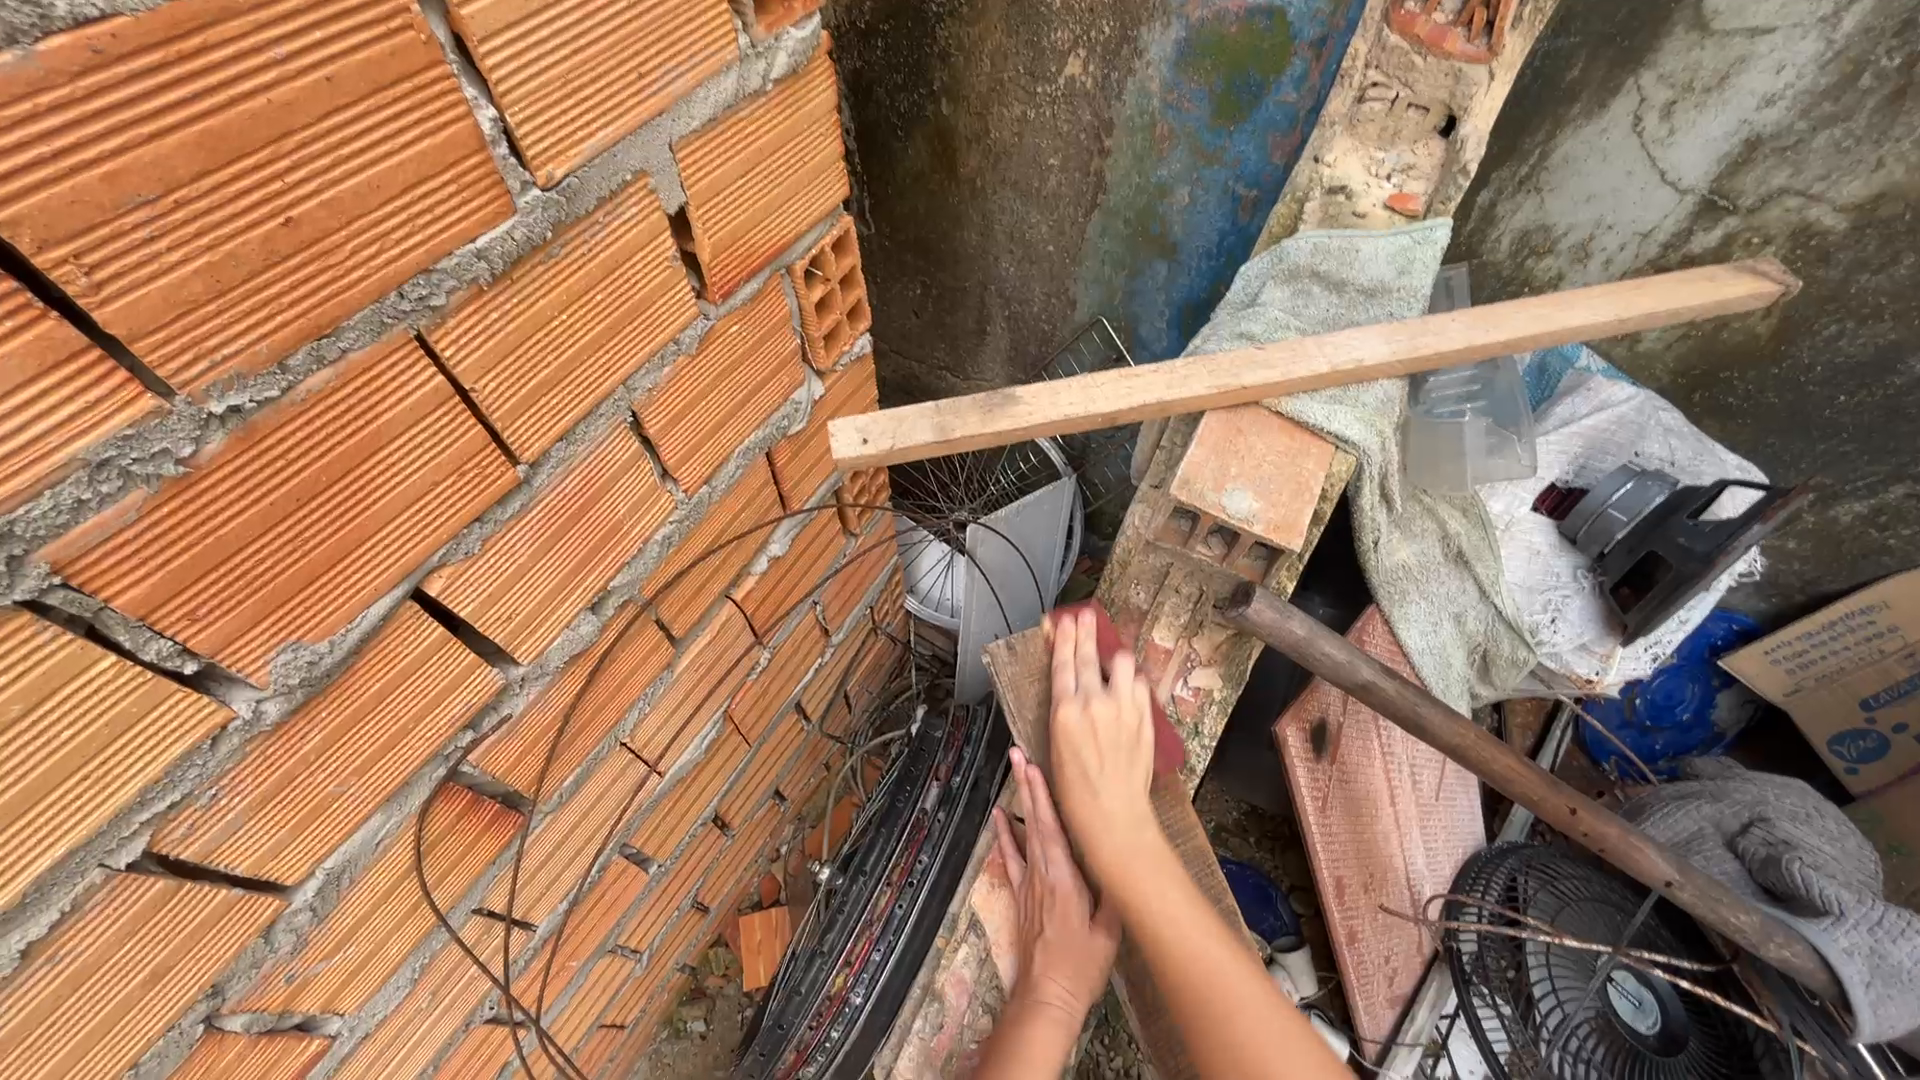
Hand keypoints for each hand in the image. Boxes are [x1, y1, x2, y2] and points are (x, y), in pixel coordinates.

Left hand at [991, 747, 1121, 1025]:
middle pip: (1036, 820)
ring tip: (1013, 770)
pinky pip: (1010, 856)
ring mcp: (1028, 882)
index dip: (1045, 795)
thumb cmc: (1081, 966)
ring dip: (1019, 799)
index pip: (1054, 827)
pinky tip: (998, 816)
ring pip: (1023, 832)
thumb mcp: (1110, 932)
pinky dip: (1004, 834)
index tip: (1038, 766)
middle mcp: (1042, 873)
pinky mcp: (1021, 894)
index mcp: (1065, 878)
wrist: (1046, 995)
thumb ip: (1113, 894)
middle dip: (1028, 784)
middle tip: (1018, 753)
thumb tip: (1121, 859)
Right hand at [1045, 607, 1156, 881]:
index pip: (1064, 662)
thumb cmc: (1075, 792)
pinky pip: (1141, 684)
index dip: (1065, 638)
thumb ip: (1063, 713)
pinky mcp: (1144, 717)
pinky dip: (1134, 681)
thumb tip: (1066, 695)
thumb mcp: (1055, 747)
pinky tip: (1129, 684)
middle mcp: (1093, 702)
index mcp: (1064, 711)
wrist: (1113, 815)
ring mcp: (1122, 707)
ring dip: (1116, 658)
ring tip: (1112, 659)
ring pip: (1122, 662)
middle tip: (1085, 616)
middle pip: (1090, 654)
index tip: (1065, 621)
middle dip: (1086, 631)